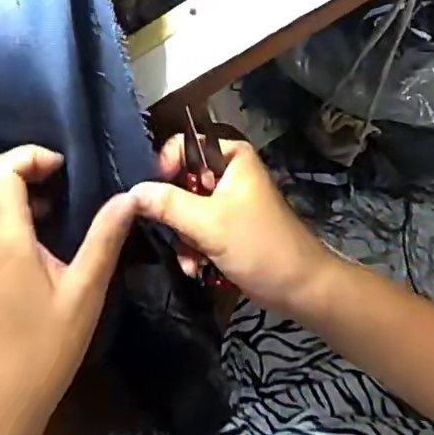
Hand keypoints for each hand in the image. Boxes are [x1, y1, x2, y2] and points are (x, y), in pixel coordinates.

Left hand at [0, 145, 133, 434]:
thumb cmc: (39, 354)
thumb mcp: (84, 295)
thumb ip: (106, 239)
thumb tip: (130, 196)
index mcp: (1, 240)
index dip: (31, 156)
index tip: (64, 169)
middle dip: (13, 163)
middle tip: (53, 178)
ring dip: (3, 187)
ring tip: (48, 206)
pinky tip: (30, 239)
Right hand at [129, 134, 344, 322]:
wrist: (301, 288)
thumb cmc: (259, 246)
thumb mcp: (209, 224)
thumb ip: (168, 204)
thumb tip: (132, 191)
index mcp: (231, 156)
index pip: (183, 146)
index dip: (165, 169)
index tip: (154, 197)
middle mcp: (229, 171)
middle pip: (182, 179)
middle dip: (175, 214)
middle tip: (176, 235)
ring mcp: (229, 199)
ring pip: (187, 207)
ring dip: (184, 236)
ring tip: (191, 260)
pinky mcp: (229, 225)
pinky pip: (198, 227)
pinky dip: (195, 246)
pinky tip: (197, 268)